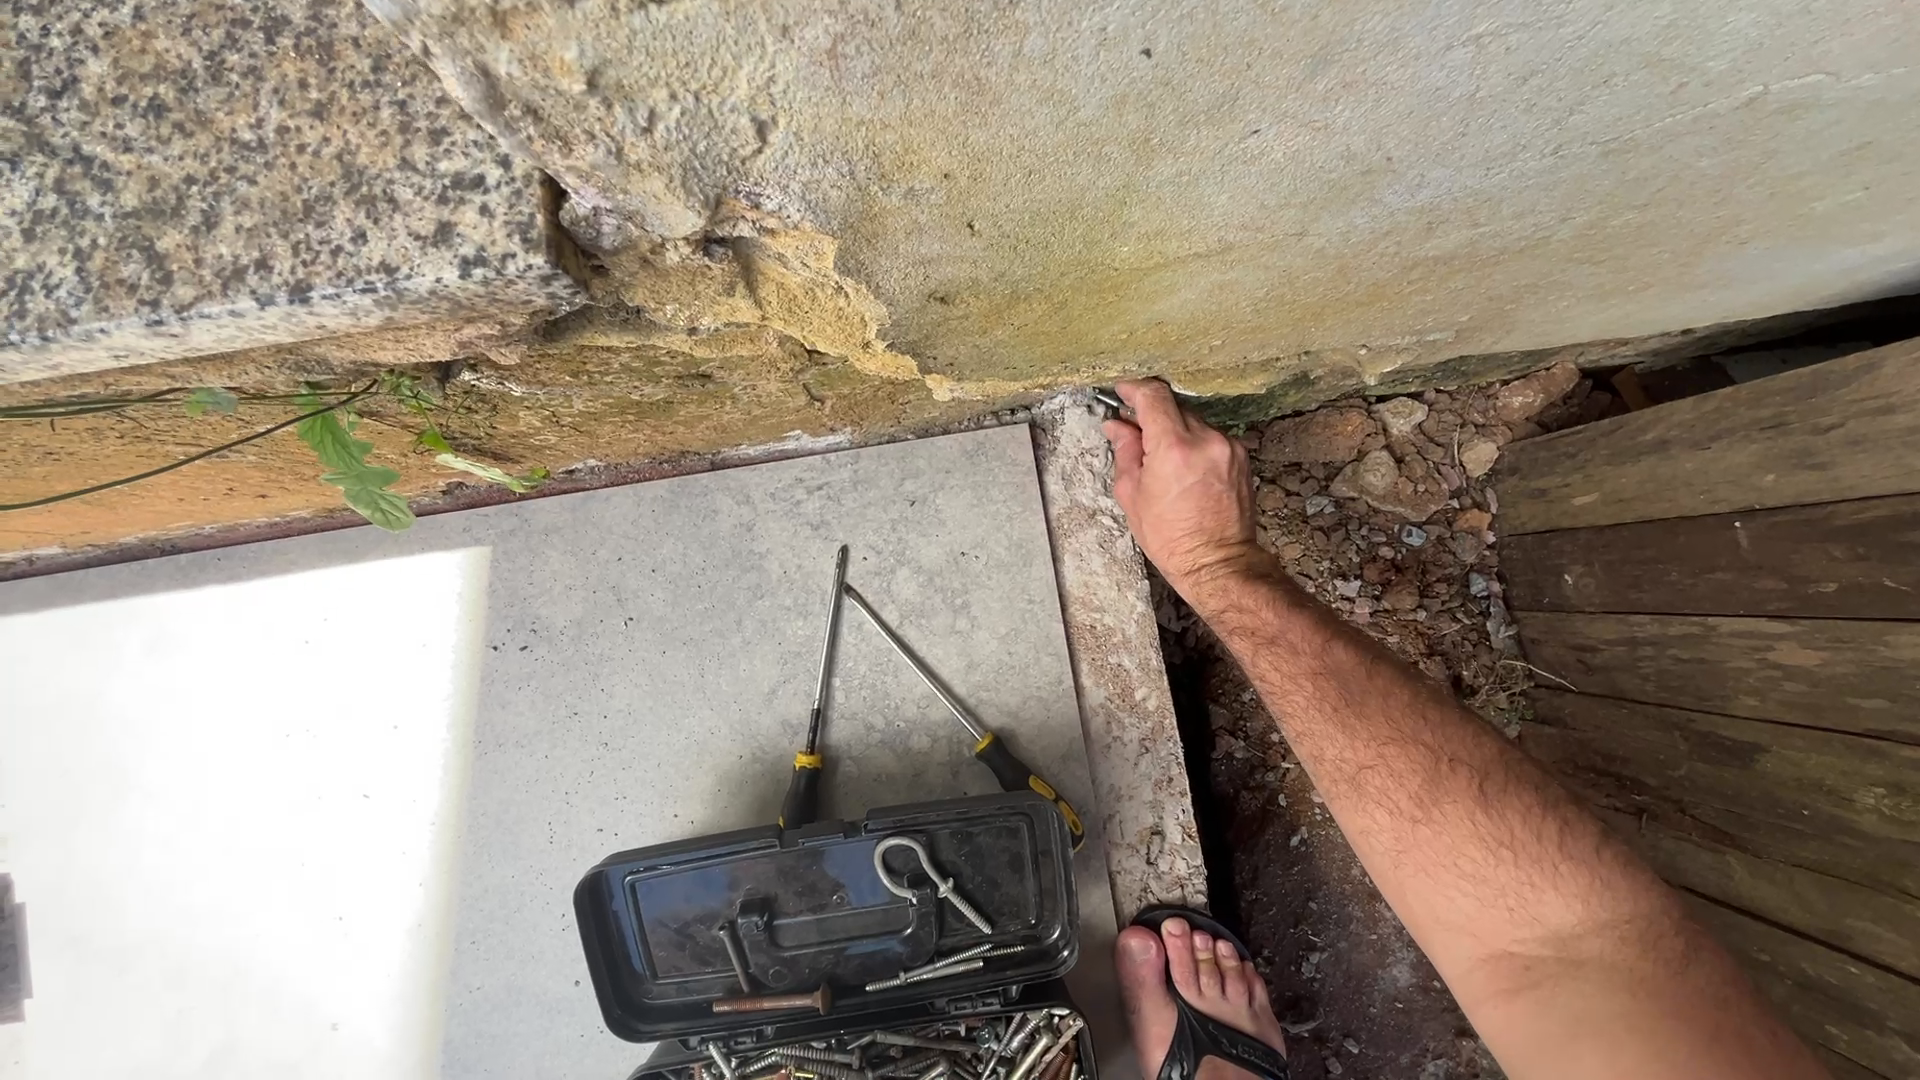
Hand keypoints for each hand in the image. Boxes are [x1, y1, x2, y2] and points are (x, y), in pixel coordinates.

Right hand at [1102, 379, 1263, 600]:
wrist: (1216, 561)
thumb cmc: (1170, 536)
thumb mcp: (1132, 495)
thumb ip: (1125, 452)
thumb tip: (1117, 427)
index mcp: (1174, 448)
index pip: (1154, 397)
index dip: (1134, 389)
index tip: (1123, 391)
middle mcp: (1205, 439)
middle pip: (1173, 407)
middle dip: (1152, 416)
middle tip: (1134, 433)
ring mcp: (1228, 446)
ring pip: (1193, 421)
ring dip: (1174, 431)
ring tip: (1161, 460)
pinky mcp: (1240, 456)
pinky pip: (1210, 436)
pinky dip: (1194, 444)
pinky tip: (1184, 468)